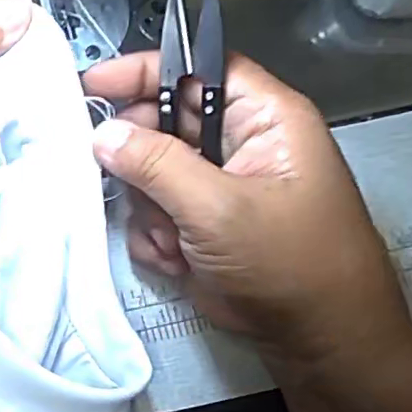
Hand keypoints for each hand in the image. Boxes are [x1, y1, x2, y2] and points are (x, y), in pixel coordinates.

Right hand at [83, 51, 411, 380]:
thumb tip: (104, 133)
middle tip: (118, 178)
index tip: (94, 84)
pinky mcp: (202, 225)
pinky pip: (156, 212)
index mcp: (263, 118)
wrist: (317, 341)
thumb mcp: (220, 208)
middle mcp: (239, 144)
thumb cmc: (288, 263)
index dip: (147, 70)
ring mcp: (217, 187)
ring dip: (151, 208)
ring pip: (152, 173)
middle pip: (166, 123)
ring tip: (171, 240)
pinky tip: (175, 259)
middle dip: (142, 159)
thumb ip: (156, 166)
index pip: (199, 69)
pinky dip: (156, 236)